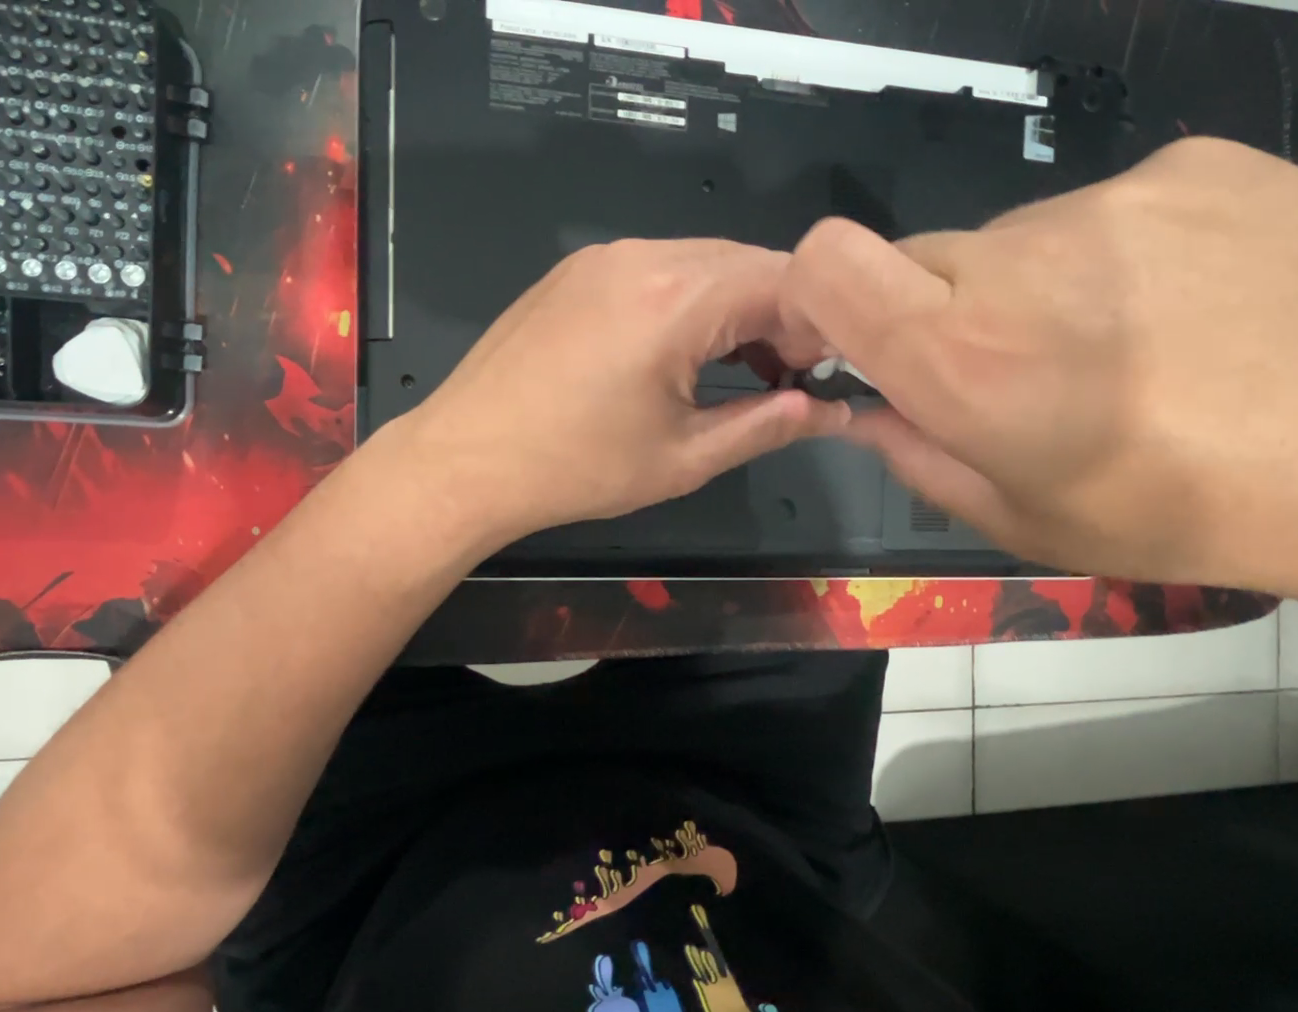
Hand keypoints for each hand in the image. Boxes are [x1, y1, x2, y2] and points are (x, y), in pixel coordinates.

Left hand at [375, 239, 850, 543]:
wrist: (464, 460)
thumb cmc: (577, 469)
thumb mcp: (684, 458)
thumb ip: (768, 426)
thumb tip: (833, 413)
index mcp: (676, 299)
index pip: (786, 281)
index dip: (821, 325)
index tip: (822, 376)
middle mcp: (642, 256)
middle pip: (746, 262)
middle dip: (781, 313)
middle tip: (787, 376)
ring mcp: (601, 256)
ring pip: (701, 261)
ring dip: (734, 306)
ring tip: (740, 369)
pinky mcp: (575, 270)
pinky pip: (655, 268)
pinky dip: (687, 300)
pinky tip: (680, 351)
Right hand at [780, 138, 1297, 623]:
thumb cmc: (1199, 514)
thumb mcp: (1027, 522)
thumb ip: (919, 456)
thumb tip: (864, 409)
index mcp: (969, 359)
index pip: (824, 263)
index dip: (815, 299)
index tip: (853, 348)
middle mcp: (1023, 258)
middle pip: (920, 260)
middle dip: (938, 316)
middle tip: (1018, 379)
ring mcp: (1115, 198)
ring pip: (1014, 242)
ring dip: (1033, 294)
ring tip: (1131, 352)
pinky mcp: (1196, 163)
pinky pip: (1105, 212)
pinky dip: (1115, 260)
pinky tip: (1193, 310)